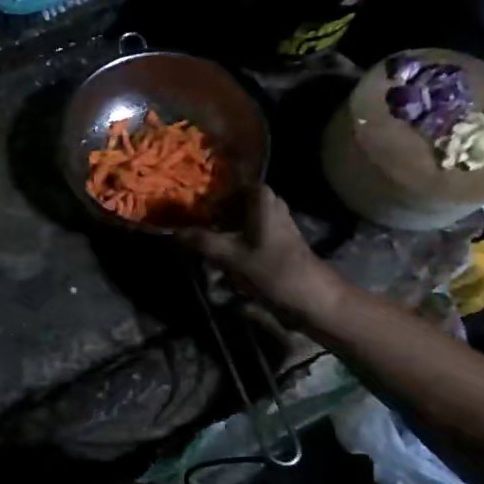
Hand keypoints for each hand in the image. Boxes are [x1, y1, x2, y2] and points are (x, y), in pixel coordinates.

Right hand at [178, 187, 344, 318]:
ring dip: (221, 231)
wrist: (309, 297)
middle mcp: (270, 202)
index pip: (226, 186)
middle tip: (191, 228)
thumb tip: (173, 231)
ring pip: (239, 220)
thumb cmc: (271, 269)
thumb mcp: (229, 255)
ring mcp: (275, 221)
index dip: (206, 198)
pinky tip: (221, 258)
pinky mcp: (277, 240)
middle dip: (211, 216)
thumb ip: (201, 240)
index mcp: (261, 197)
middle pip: (231, 203)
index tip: (188, 212)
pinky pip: (247, 233)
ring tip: (202, 245)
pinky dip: (233, 241)